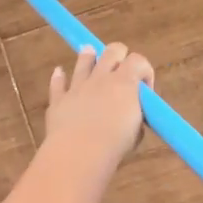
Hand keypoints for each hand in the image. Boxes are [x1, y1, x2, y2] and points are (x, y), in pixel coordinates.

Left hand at [43, 44, 153, 173]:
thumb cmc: (115, 144)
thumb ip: (135, 117)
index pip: (138, 61)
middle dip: (119, 56)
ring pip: (84, 61)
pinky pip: (58, 83)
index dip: (145, 71)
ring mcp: (78, 86)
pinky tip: (59, 72)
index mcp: (124, 83)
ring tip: (90, 53)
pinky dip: (59, 77)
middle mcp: (101, 78)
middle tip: (121, 70)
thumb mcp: (136, 132)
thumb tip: (132, 116)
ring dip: (88, 56)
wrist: (80, 152)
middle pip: (112, 51)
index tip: (145, 90)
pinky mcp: (59, 99)